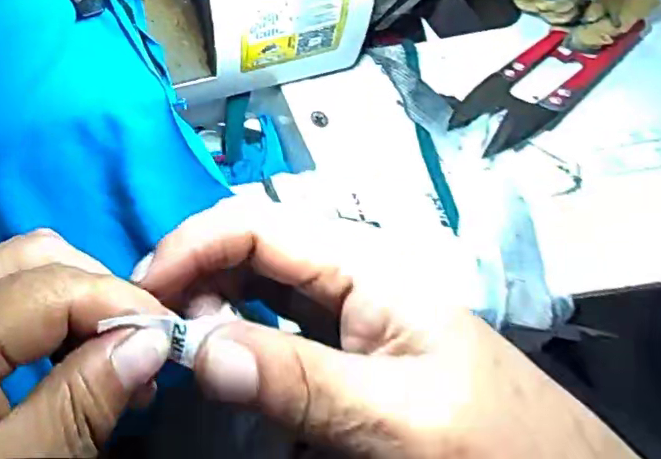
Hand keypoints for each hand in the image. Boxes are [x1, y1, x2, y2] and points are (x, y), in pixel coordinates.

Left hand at [0, 230, 173, 458]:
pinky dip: (43, 307)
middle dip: (99, 293)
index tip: (176, 341)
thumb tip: (149, 341)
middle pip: (37, 254)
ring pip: (20, 261)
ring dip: (75, 297)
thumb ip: (80, 406)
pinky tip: (65, 356)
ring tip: (114, 362)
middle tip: (145, 357)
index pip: (53, 284)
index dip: (121, 304)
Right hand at [136, 196, 636, 458]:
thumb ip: (302, 380)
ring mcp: (348, 312)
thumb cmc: (513, 454)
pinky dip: (238, 334)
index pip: (250, 225)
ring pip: (252, 282)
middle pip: (243, 247)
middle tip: (160, 327)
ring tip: (193, 349)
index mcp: (363, 266)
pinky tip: (231, 362)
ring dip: (212, 305)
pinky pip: (273, 322)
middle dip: (194, 275)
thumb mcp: (407, 425)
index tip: (146, 290)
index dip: (190, 245)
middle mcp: (346, 275)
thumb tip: (198, 348)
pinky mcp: (348, 349)